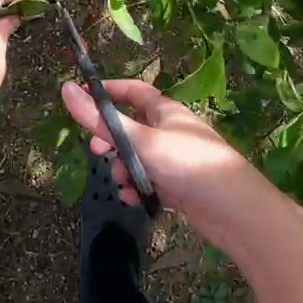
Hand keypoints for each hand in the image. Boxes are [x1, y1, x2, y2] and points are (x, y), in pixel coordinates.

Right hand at [61, 79, 260, 223]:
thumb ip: (101, 120)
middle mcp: (172, 131)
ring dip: (124, 167)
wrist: (237, 213)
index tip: (84, 98)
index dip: (109, 91)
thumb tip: (65, 88)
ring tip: (118, 181)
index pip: (134, 91)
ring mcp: (178, 161)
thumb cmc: (187, 164)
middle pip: (134, 127)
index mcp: (166, 111)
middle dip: (112, 139)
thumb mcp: (139, 141)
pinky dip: (140, 188)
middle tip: (95, 150)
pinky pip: (153, 182)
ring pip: (141, 158)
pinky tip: (133, 200)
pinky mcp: (183, 188)